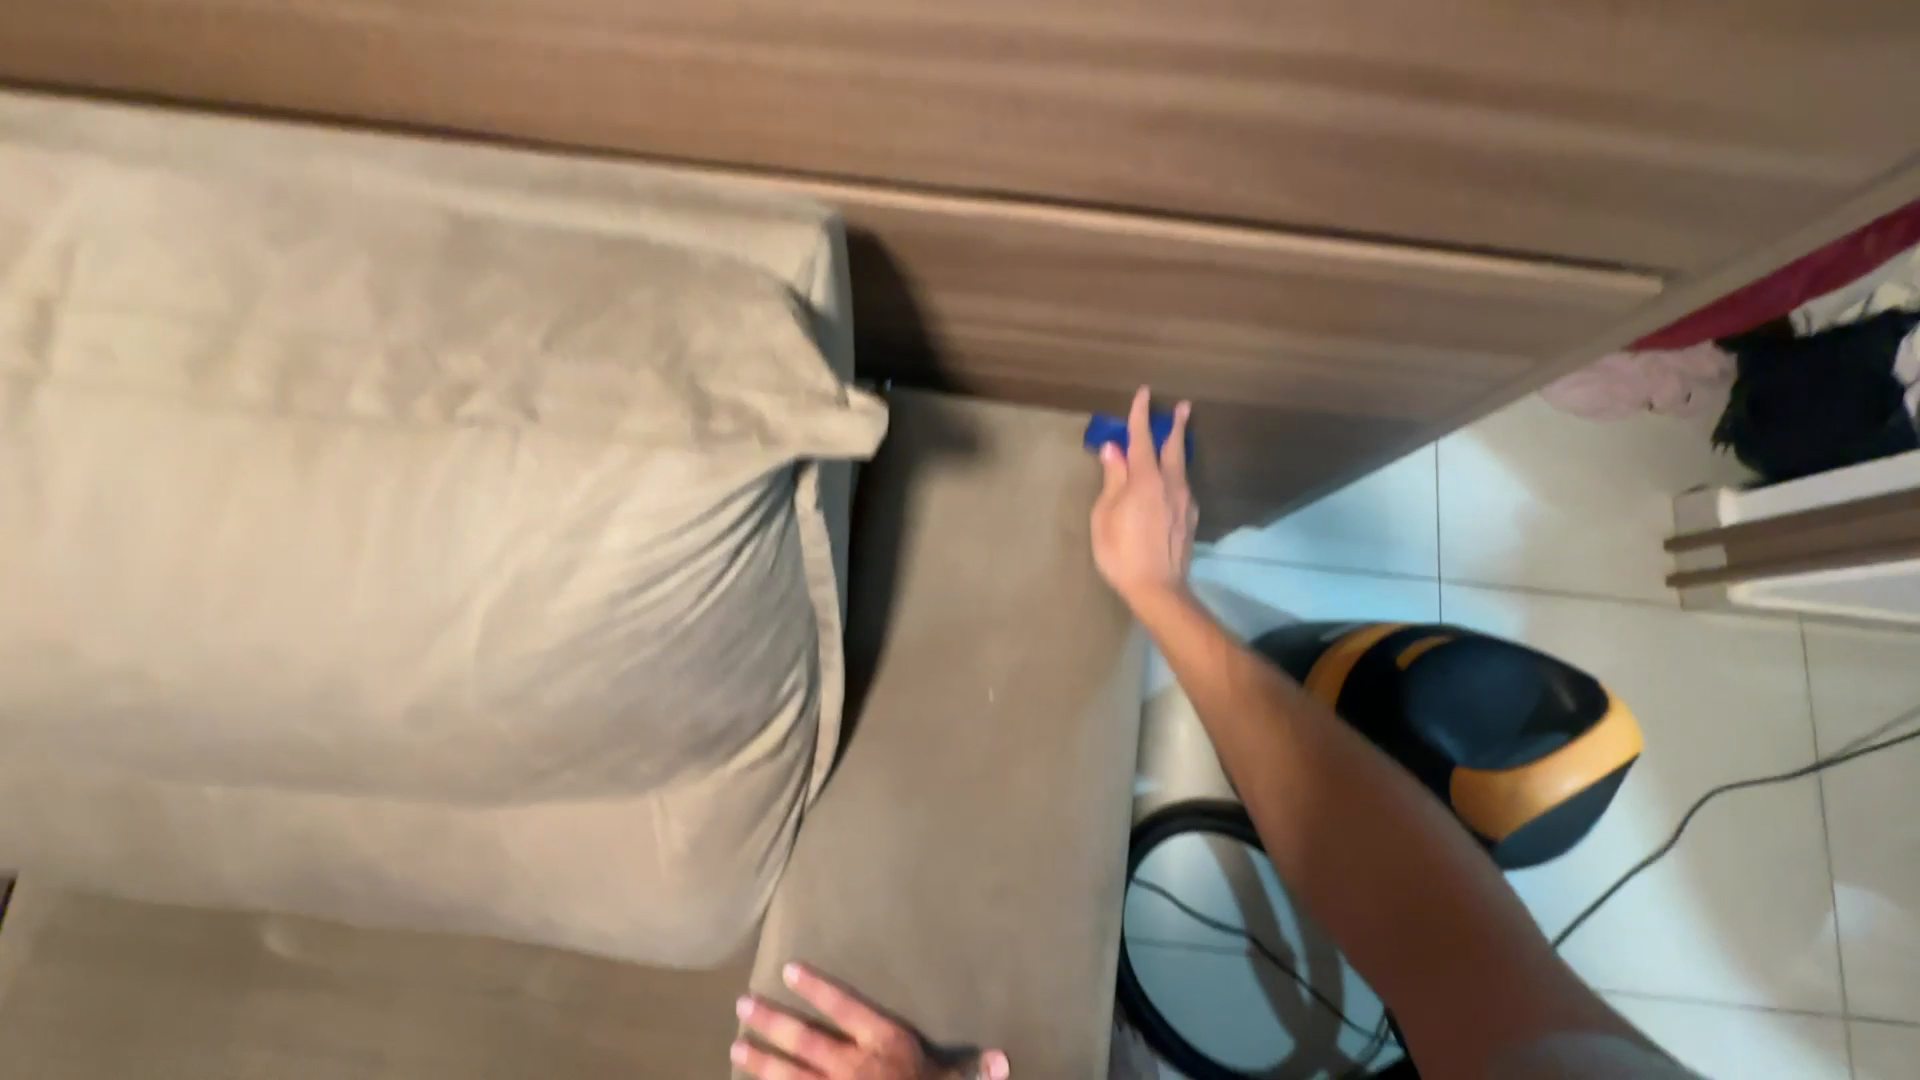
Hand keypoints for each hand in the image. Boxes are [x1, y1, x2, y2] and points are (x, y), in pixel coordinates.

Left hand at [732, 963, 1011, 1079]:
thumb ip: (973, 1072)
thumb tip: (1003, 1058)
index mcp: (884, 1045)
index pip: (844, 1007)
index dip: (817, 987)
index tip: (789, 969)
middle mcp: (852, 1067)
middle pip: (804, 1040)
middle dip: (771, 1021)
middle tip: (742, 1004)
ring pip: (788, 1077)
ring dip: (761, 1061)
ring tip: (736, 1045)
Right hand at [1091, 386, 1196, 612]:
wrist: (1157, 588)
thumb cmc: (1120, 552)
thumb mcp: (1105, 515)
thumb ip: (1113, 479)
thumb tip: (1114, 450)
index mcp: (1145, 480)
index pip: (1142, 439)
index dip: (1141, 416)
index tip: (1143, 393)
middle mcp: (1170, 484)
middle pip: (1174, 447)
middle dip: (1176, 425)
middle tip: (1183, 406)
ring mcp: (1184, 501)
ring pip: (1181, 466)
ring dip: (1179, 448)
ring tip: (1178, 436)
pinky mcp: (1189, 517)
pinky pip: (1182, 485)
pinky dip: (1177, 472)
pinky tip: (1172, 478)